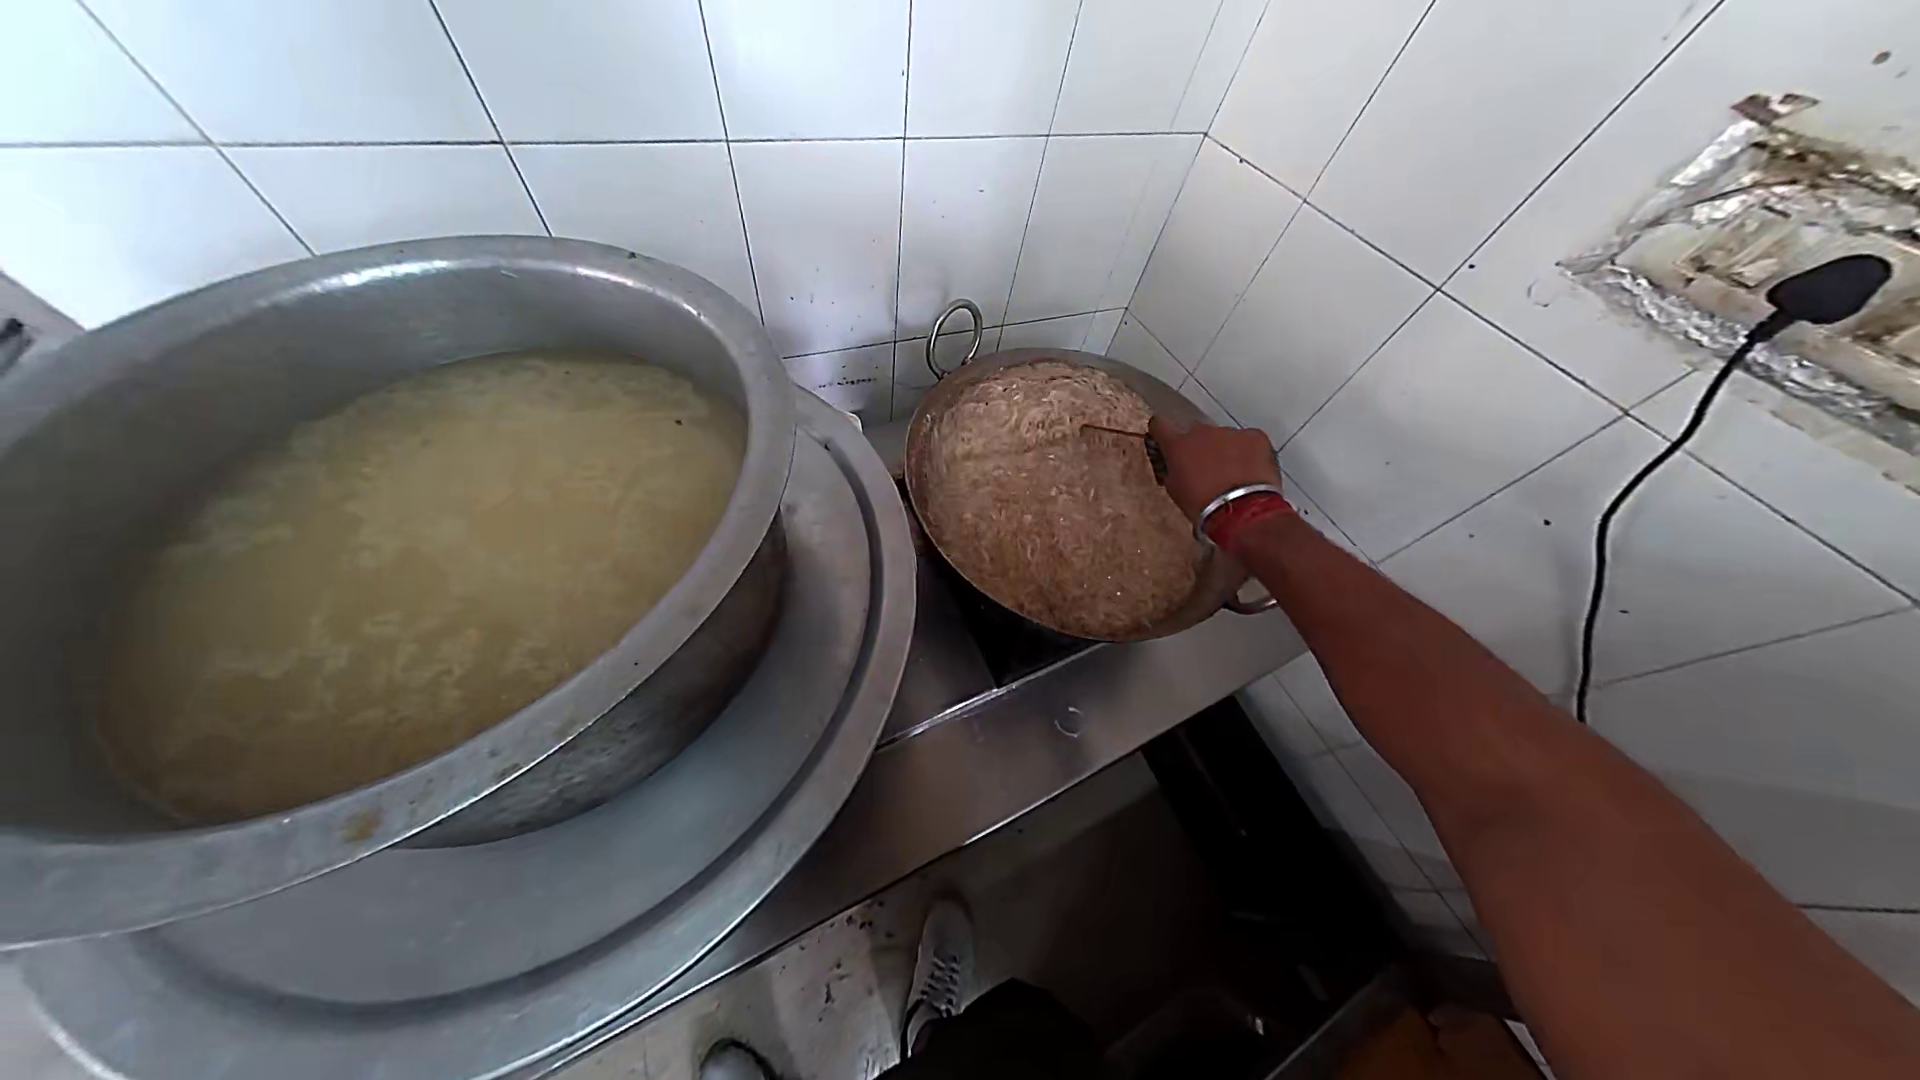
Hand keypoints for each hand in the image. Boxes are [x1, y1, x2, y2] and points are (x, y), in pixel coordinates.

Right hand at [1148, 416, 1281, 522]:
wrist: (1241, 511)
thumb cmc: (1203, 505)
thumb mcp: (1175, 490)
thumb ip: (1173, 469)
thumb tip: (1178, 465)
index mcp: (1177, 445)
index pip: (1160, 425)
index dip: (1162, 432)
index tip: (1165, 440)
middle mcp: (1201, 432)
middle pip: (1195, 432)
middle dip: (1198, 447)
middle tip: (1204, 469)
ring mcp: (1229, 432)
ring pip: (1223, 437)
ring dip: (1224, 451)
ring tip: (1231, 475)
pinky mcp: (1254, 436)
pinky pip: (1248, 440)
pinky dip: (1247, 452)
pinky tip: (1249, 471)